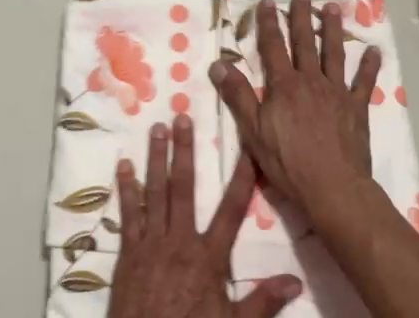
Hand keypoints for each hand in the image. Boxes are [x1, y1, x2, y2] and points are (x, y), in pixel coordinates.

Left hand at [107, 115, 302, 317]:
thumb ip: (262, 301)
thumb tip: (295, 281)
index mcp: (208, 257)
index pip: (231, 210)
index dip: (241, 179)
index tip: (246, 149)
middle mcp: (179, 241)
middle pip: (184, 188)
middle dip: (184, 151)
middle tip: (181, 118)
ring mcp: (151, 244)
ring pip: (154, 192)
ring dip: (155, 159)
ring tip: (155, 130)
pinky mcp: (128, 253)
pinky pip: (128, 215)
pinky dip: (126, 189)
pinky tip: (123, 166)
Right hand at [209, 0, 379, 217]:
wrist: (333, 188)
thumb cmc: (288, 163)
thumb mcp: (253, 132)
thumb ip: (237, 96)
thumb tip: (218, 64)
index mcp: (283, 86)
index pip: (273, 47)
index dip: (268, 23)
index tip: (267, 2)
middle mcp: (310, 81)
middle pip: (304, 43)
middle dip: (301, 17)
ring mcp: (337, 93)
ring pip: (334, 54)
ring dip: (332, 30)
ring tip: (333, 8)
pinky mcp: (357, 109)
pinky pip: (364, 82)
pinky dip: (369, 66)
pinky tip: (374, 50)